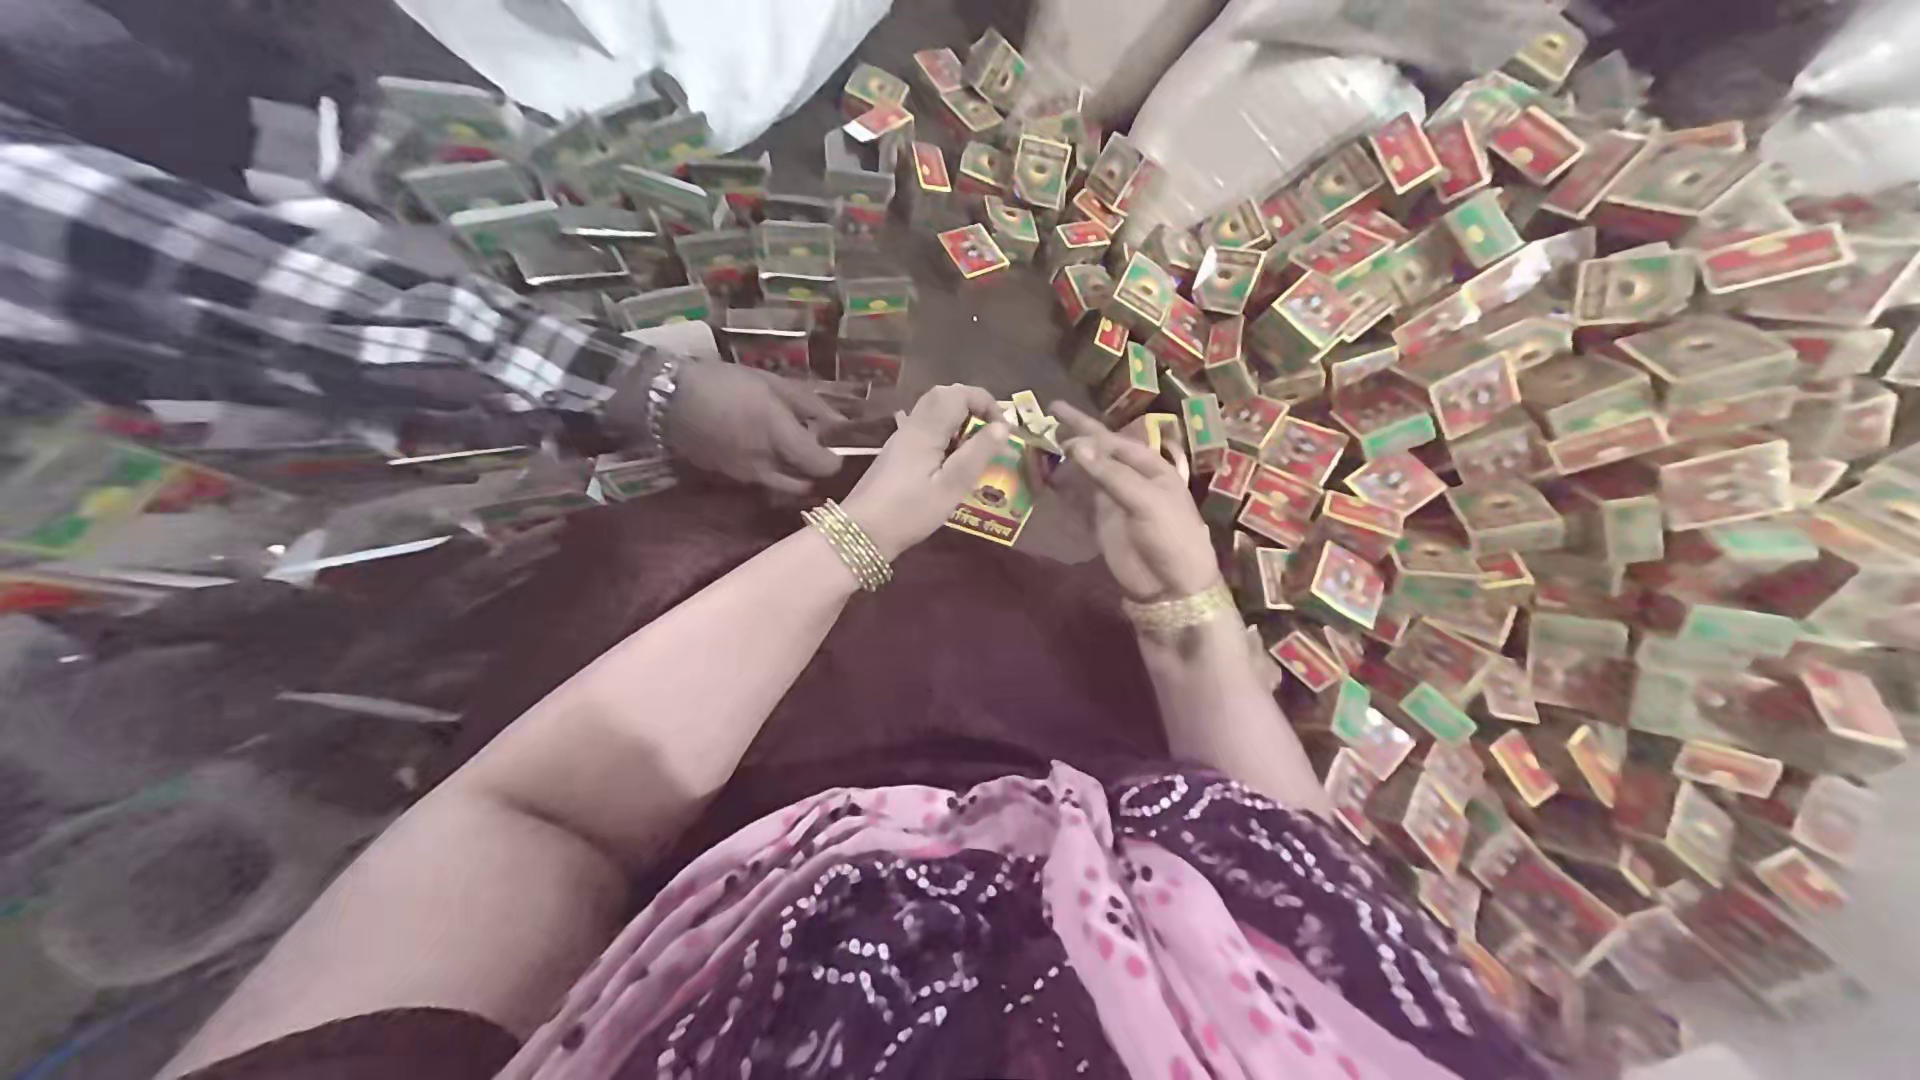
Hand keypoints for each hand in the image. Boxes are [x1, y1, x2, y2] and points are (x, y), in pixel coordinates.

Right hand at [659, 361, 845, 493]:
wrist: (666, 396)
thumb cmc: (725, 383)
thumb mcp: (772, 384)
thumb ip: (810, 405)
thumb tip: (840, 423)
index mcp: (780, 438)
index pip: (823, 467)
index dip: (834, 458)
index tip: (832, 443)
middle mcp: (766, 465)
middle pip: (805, 484)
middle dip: (812, 470)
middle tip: (809, 446)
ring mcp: (745, 476)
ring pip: (782, 486)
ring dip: (790, 473)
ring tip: (783, 447)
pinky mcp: (727, 478)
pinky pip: (759, 481)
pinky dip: (767, 471)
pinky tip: (757, 448)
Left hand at [840, 384, 1010, 559]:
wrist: (861, 532)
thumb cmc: (909, 511)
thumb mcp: (950, 487)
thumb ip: (977, 454)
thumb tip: (1002, 426)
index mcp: (926, 430)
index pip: (958, 393)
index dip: (985, 402)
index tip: (1002, 428)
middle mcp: (911, 426)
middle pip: (943, 396)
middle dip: (972, 406)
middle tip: (989, 433)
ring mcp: (900, 439)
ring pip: (932, 412)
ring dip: (958, 421)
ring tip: (973, 449)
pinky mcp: (895, 454)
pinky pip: (924, 429)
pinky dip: (944, 434)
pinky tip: (949, 460)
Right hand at [1052, 402, 1219, 602]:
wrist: (1172, 584)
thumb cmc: (1170, 535)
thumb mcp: (1145, 500)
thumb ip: (1110, 474)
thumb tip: (1076, 447)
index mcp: (1150, 466)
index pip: (1113, 441)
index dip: (1087, 428)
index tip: (1057, 416)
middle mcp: (1131, 478)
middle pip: (1100, 450)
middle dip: (1076, 433)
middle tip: (1050, 413)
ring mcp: (1115, 499)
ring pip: (1087, 472)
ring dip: (1067, 459)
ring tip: (1042, 443)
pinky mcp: (1102, 520)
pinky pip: (1080, 497)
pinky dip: (1064, 487)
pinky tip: (1048, 477)